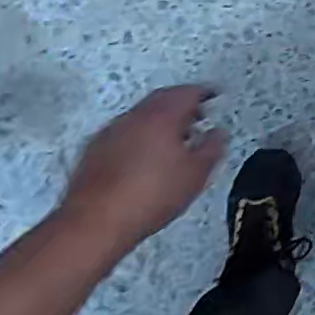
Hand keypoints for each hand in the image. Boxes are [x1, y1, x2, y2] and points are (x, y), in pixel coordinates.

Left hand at [57, 86, 226, 253]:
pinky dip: (141, 135)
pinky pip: (125, 132)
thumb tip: (219, 132)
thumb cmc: (151, 195)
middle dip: (182, 103)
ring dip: (161, 120)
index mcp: (162, 115)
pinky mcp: (94, 149)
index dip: (205, 92)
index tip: (215, 94)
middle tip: (198, 114)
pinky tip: (146, 157)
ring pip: (142, 115)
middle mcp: (135, 115)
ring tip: (175, 139)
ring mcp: (111, 131)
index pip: (188, 92)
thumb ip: (212, 148)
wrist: (95, 222)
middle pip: (163, 98)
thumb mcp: (195, 174)